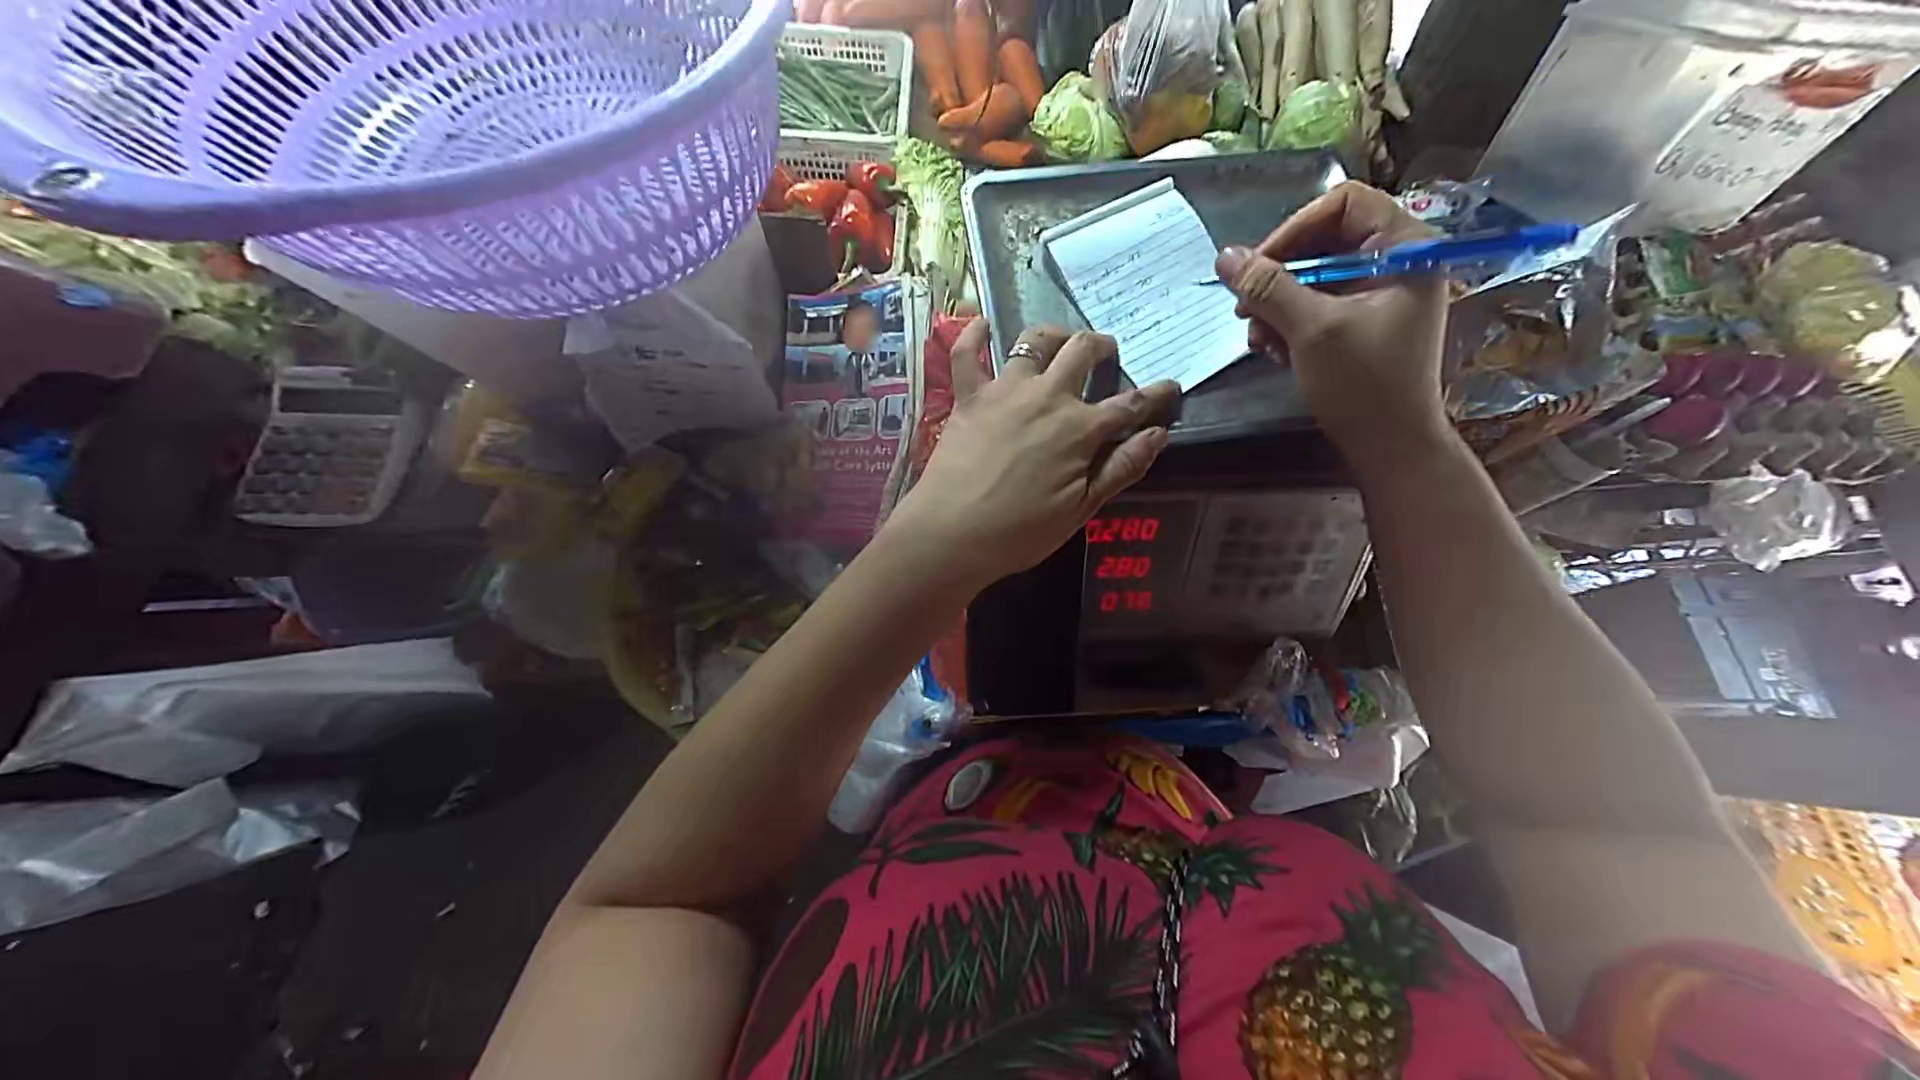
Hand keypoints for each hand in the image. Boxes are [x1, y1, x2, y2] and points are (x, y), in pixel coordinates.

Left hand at [885, 320, 1177, 586]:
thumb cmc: (1020, 531)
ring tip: (1061, 340)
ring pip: (1034, 341)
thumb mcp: (1081, 509)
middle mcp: (1047, 397)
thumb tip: (1158, 434)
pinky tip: (983, 324)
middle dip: (1102, 347)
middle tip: (1106, 353)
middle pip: (1083, 352)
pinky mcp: (969, 396)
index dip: (1155, 394)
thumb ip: (1121, 468)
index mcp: (1080, 429)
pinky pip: (968, 353)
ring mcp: (1005, 392)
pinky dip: (974, 334)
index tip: (1170, 387)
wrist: (951, 534)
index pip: (1129, 405)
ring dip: (1054, 334)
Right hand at [1214, 181, 1452, 471]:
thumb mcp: (1311, 331)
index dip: (1294, 230)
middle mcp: (1393, 262)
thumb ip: (1268, 287)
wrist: (1389, 445)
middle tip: (1245, 309)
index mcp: (1404, 248)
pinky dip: (1288, 322)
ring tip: (1260, 339)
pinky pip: (1315, 304)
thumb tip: (1224, 256)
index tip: (1256, 269)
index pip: (1343, 204)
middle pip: (1322, 240)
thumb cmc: (1362, 385)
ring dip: (1276, 304)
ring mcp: (1377, 293)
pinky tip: (1274, 349)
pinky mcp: (1360, 321)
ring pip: (1312, 275)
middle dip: (1278, 276)